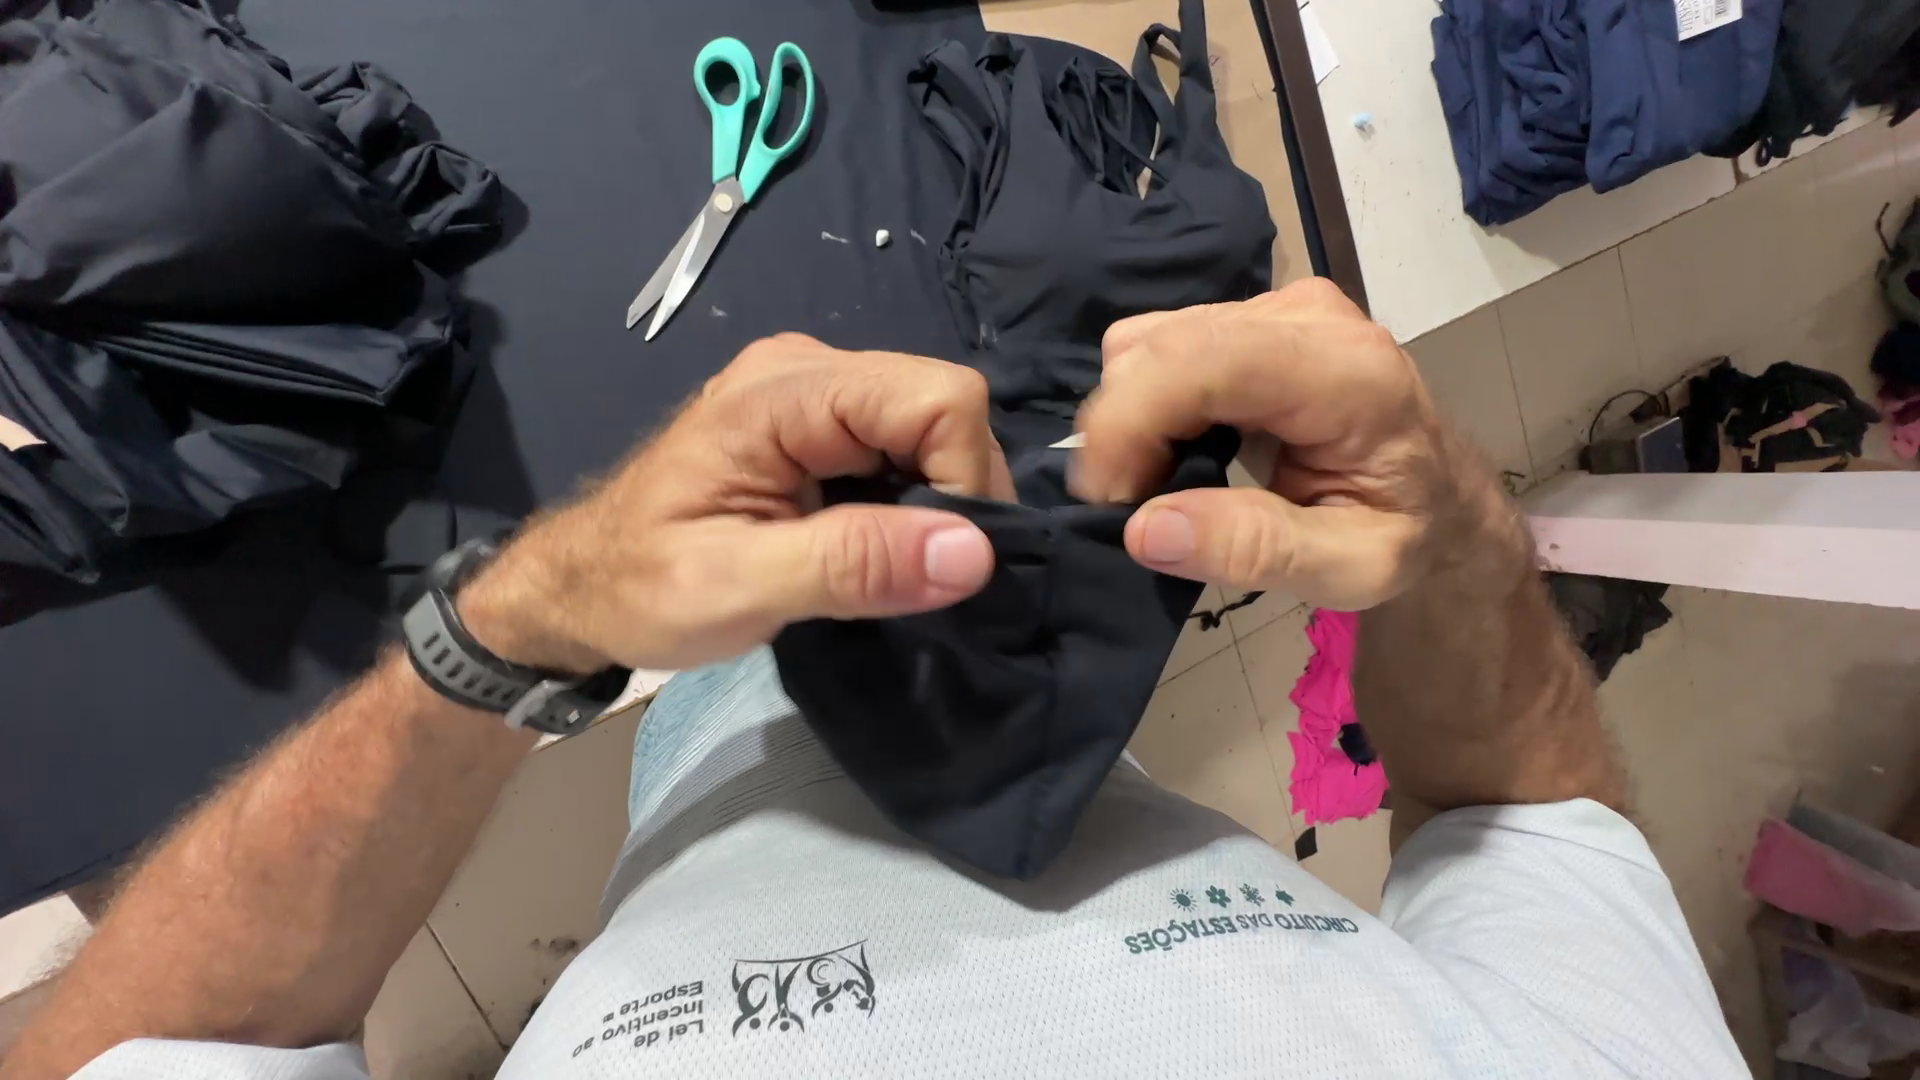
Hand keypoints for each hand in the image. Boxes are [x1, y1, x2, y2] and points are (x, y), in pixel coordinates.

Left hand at [459, 334, 1014, 671]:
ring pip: (934, 429)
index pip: (940, 398)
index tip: (941, 560)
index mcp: (787, 390)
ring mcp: (819, 394)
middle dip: (956, 493)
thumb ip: (851, 565)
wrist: (583, 586)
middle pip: (945, 406)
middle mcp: (812, 370)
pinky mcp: (825, 426)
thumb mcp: (736, 587)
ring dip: (939, 501)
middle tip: (916, 571)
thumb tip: (974, 552)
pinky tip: (882, 542)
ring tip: (895, 562)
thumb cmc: (639, 588)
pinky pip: (908, 449)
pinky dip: (917, 501)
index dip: (964, 478)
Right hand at [1071, 279, 1471, 610]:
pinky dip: (1141, 403)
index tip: (1108, 499)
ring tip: (1163, 478)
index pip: (1204, 361)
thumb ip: (1255, 550)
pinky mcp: (1242, 318)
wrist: (1433, 493)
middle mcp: (1303, 318)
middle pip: (1160, 347)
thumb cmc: (1403, 533)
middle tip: (1136, 506)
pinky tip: (1174, 446)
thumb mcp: (1351, 569)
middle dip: (1121, 431)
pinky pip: (1153, 346)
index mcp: (1345, 372)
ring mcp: (1269, 308)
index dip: (1131, 421)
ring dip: (1129, 419)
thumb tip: (1143, 529)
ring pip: (1144, 342)